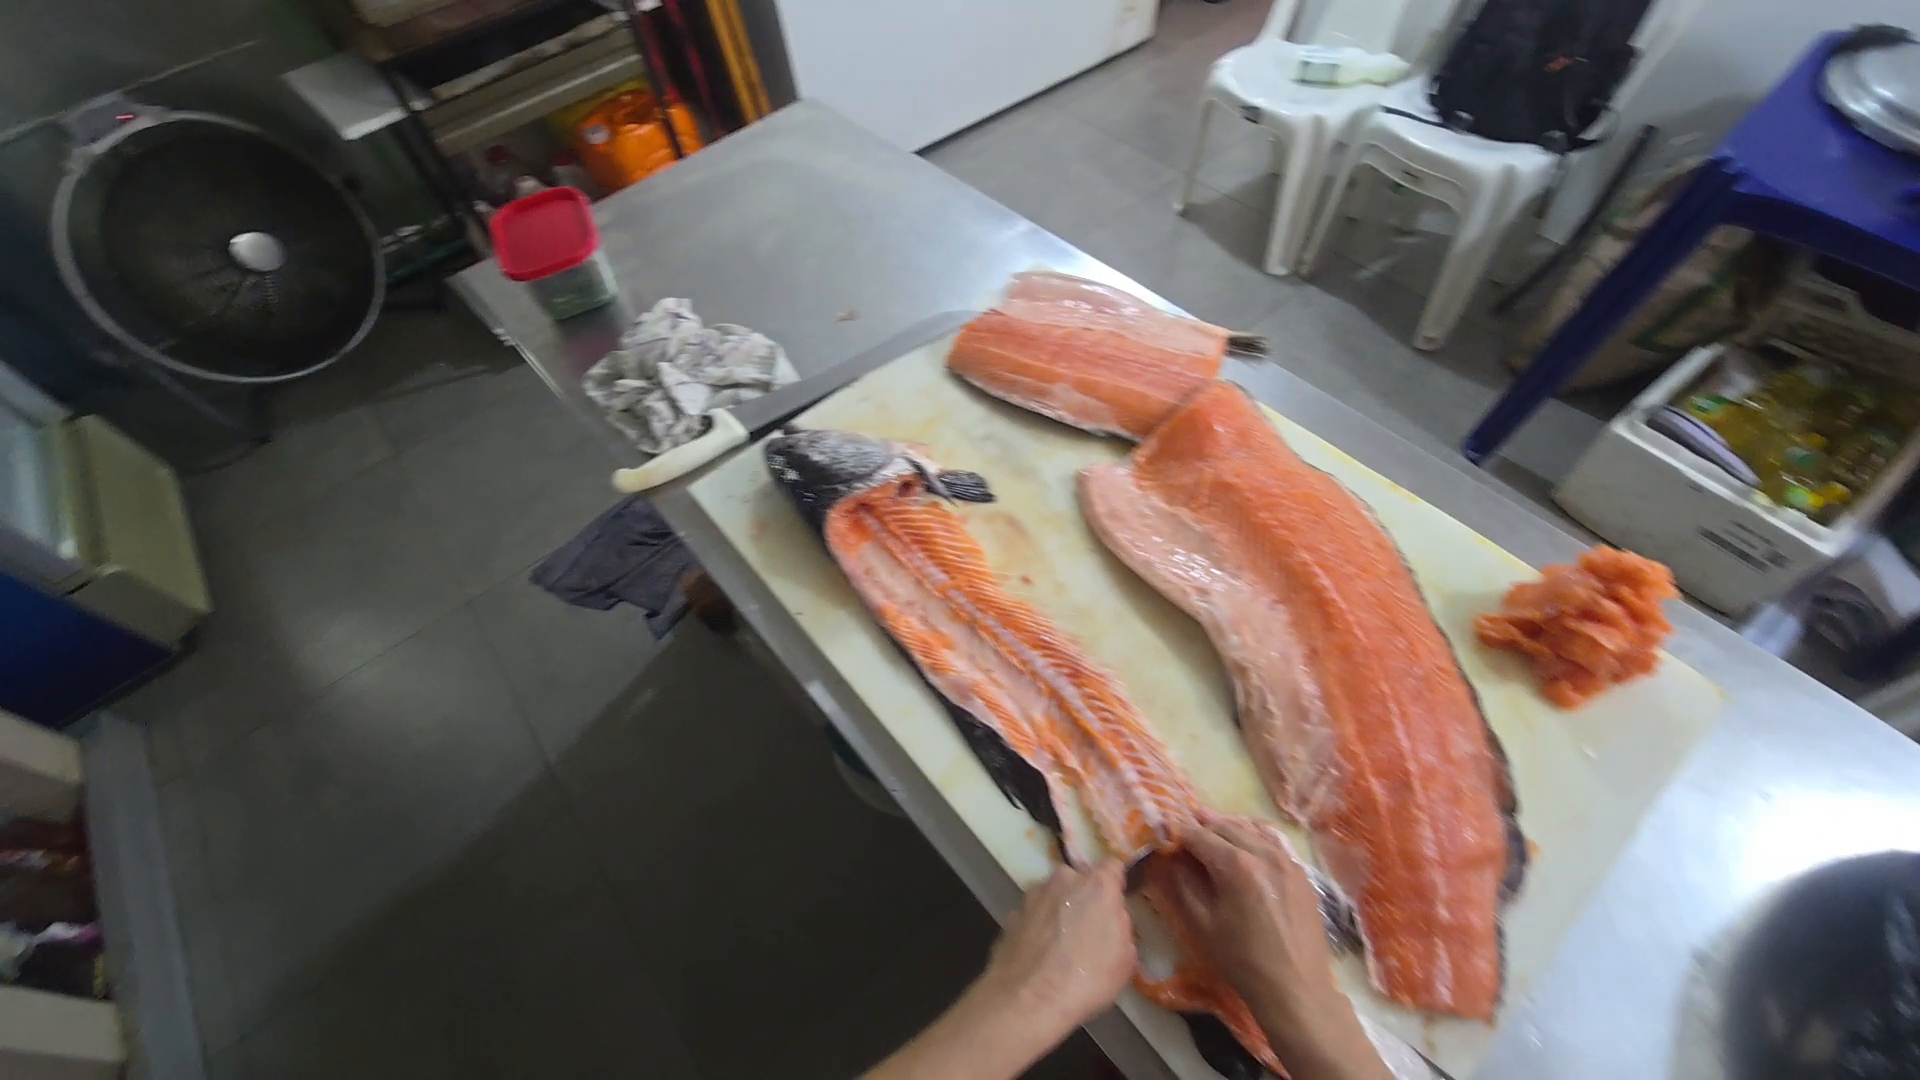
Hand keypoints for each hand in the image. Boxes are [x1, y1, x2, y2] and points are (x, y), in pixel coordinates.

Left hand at [862, 861, 1133, 1079]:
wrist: (1022, 1001)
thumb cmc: (1082, 982)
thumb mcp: (1121, 958)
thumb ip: (1118, 925)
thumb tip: (1112, 911)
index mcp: (1092, 883)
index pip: (1111, 866)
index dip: (1115, 879)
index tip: (1118, 892)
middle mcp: (1058, 878)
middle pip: (1078, 881)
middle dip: (1083, 900)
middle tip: (1089, 932)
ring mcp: (1030, 895)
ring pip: (1052, 897)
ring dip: (1058, 915)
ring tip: (1061, 952)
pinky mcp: (1009, 915)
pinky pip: (1032, 916)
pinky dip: (1037, 929)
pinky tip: (1039, 959)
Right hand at [1158, 817, 1387, 1079]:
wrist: (1296, 991)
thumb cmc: (1242, 961)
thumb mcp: (1202, 924)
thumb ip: (1183, 883)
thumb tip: (1170, 857)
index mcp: (1236, 865)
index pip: (1199, 835)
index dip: (1178, 831)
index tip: (1165, 832)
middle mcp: (1263, 854)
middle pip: (1225, 827)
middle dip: (1202, 827)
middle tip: (1185, 835)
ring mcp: (1287, 861)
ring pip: (1251, 830)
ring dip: (1227, 829)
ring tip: (1212, 833)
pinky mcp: (1301, 875)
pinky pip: (1273, 843)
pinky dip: (1253, 838)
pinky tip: (1246, 846)